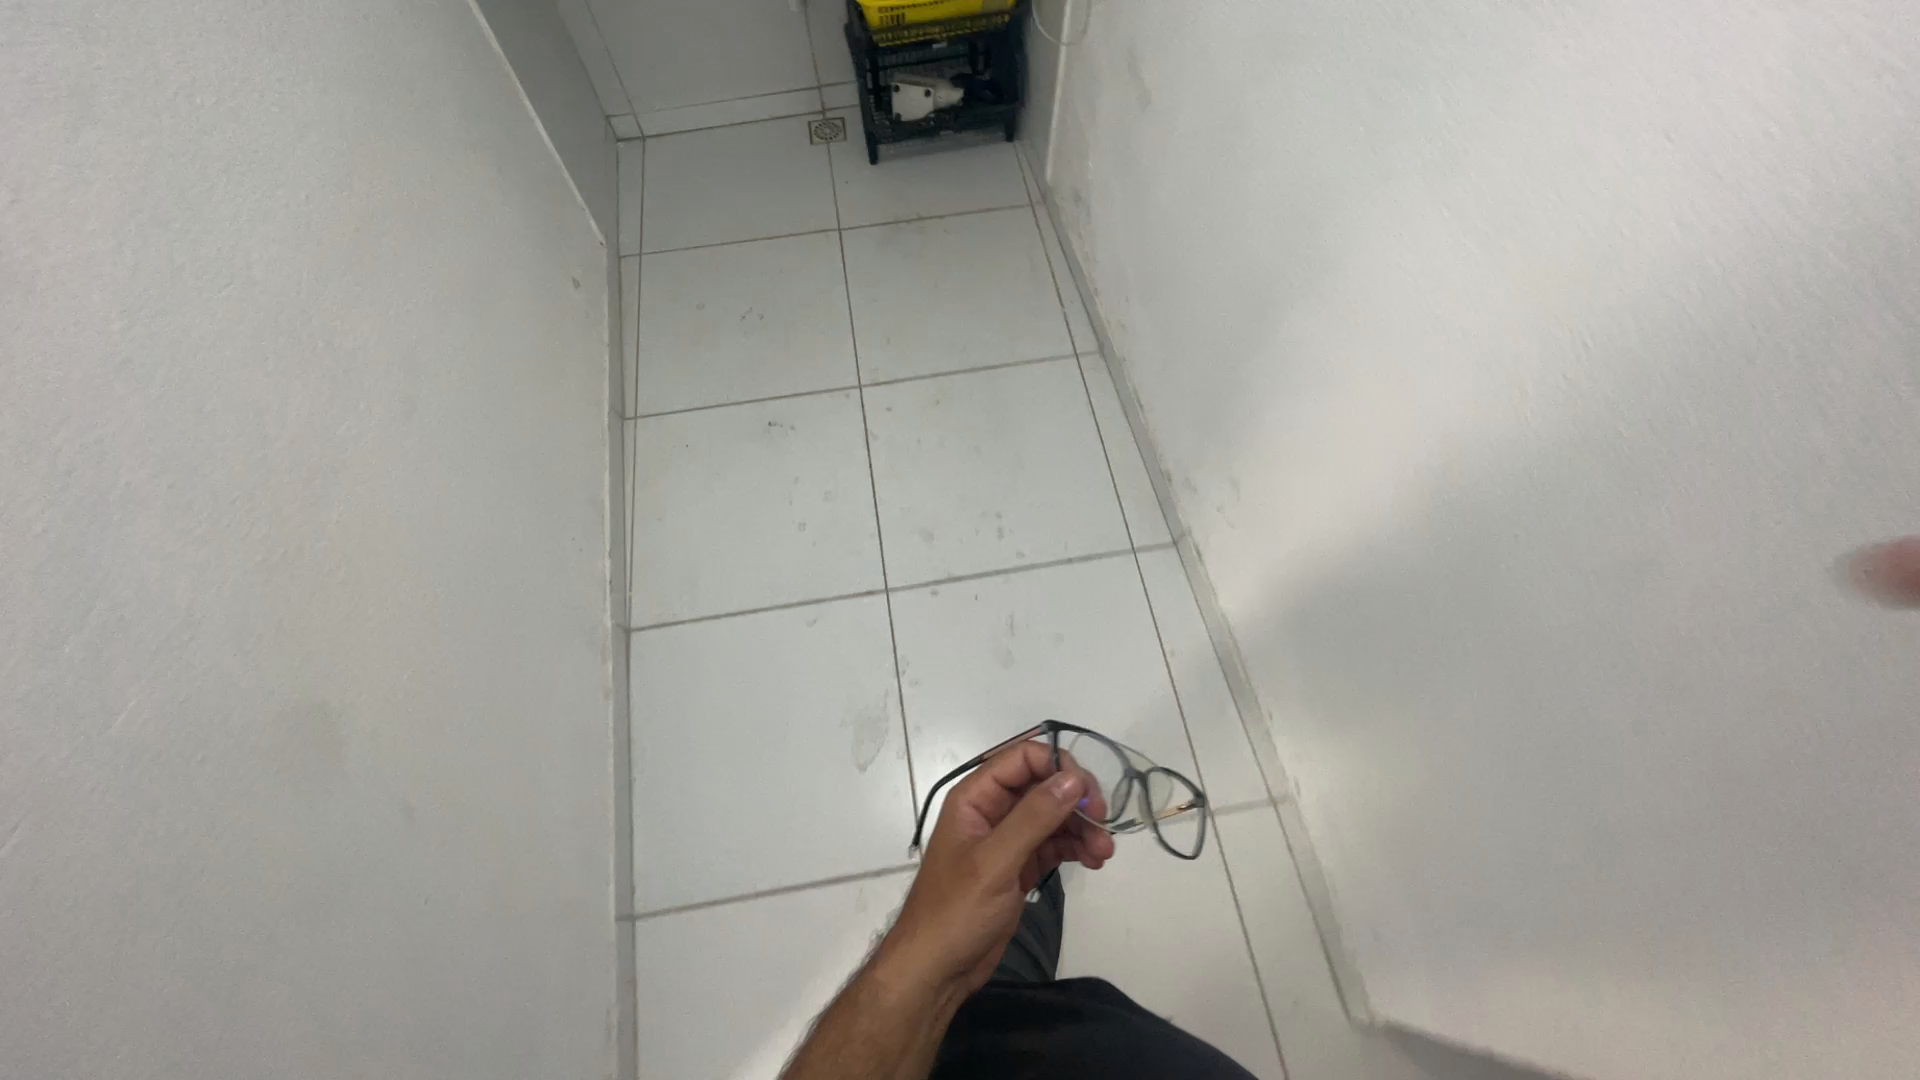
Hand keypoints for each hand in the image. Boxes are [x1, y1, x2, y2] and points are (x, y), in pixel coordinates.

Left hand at [876, 741, 1118, 997]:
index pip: (1022, 758)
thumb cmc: (956, 910)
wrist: (937, 970)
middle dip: (1075, 799)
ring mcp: (1007, 838)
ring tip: (1104, 852)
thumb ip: (1034, 817)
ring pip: (1053, 815)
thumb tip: (1073, 778)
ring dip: (1081, 827)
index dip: (1058, 766)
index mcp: (975, 796)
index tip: (1088, 793)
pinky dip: (1075, 847)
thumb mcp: (995, 861)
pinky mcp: (1019, 865)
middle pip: (1042, 784)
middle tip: (1103, 823)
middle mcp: (992, 810)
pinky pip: (1053, 843)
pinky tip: (1094, 860)